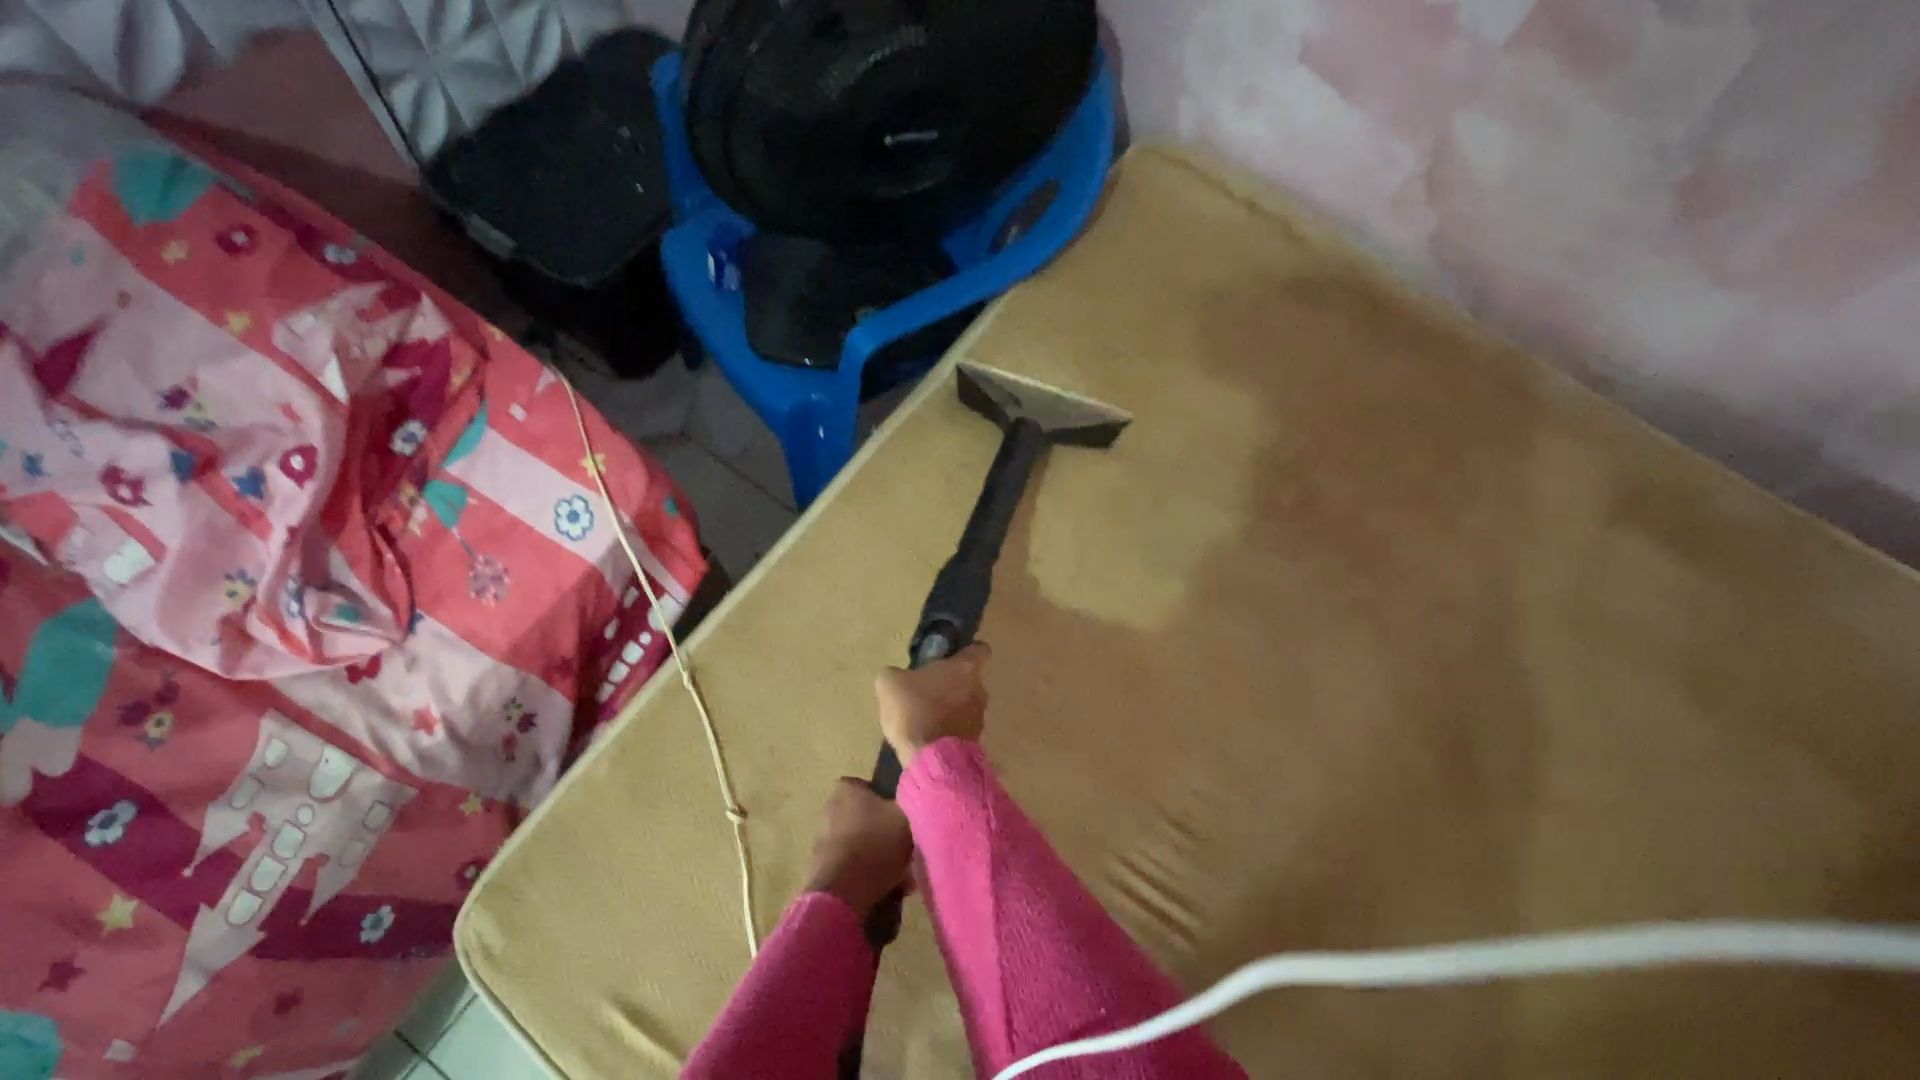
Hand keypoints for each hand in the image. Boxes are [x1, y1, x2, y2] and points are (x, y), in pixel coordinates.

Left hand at [803, 778, 913, 915]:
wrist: (843, 889)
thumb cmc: (877, 842)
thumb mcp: (905, 816)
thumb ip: (908, 806)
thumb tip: (910, 806)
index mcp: (846, 789)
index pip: (871, 787)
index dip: (890, 801)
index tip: (904, 818)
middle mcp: (830, 809)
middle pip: (868, 819)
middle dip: (887, 836)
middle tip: (907, 852)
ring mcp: (823, 840)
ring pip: (864, 846)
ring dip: (881, 859)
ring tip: (904, 878)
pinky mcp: (822, 869)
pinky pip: (854, 868)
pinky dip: (870, 877)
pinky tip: (889, 889)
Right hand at [876, 641, 990, 770]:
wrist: (930, 758)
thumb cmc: (914, 710)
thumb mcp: (889, 684)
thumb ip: (894, 673)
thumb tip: (895, 676)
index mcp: (965, 668)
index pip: (980, 650)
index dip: (967, 650)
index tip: (951, 655)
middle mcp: (979, 690)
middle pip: (969, 680)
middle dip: (951, 684)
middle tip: (926, 690)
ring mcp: (979, 718)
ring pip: (965, 705)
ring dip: (949, 708)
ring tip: (923, 717)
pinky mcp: (974, 742)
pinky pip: (961, 728)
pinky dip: (947, 729)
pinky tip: (927, 736)